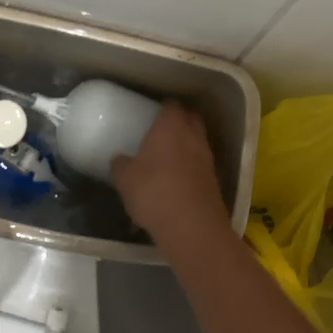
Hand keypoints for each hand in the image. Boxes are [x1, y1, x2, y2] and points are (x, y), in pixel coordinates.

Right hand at [109, 102, 231, 242]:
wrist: (192, 227)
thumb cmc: (154, 191)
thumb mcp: (125, 179)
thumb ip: (121, 165)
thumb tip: (119, 159)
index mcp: (170, 125)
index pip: (171, 105)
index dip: (163, 107)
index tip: (152, 113)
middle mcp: (192, 135)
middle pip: (190, 118)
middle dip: (180, 121)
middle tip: (162, 131)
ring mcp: (207, 158)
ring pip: (198, 142)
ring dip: (187, 146)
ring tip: (169, 158)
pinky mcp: (214, 181)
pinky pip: (201, 165)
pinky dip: (191, 168)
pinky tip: (177, 181)